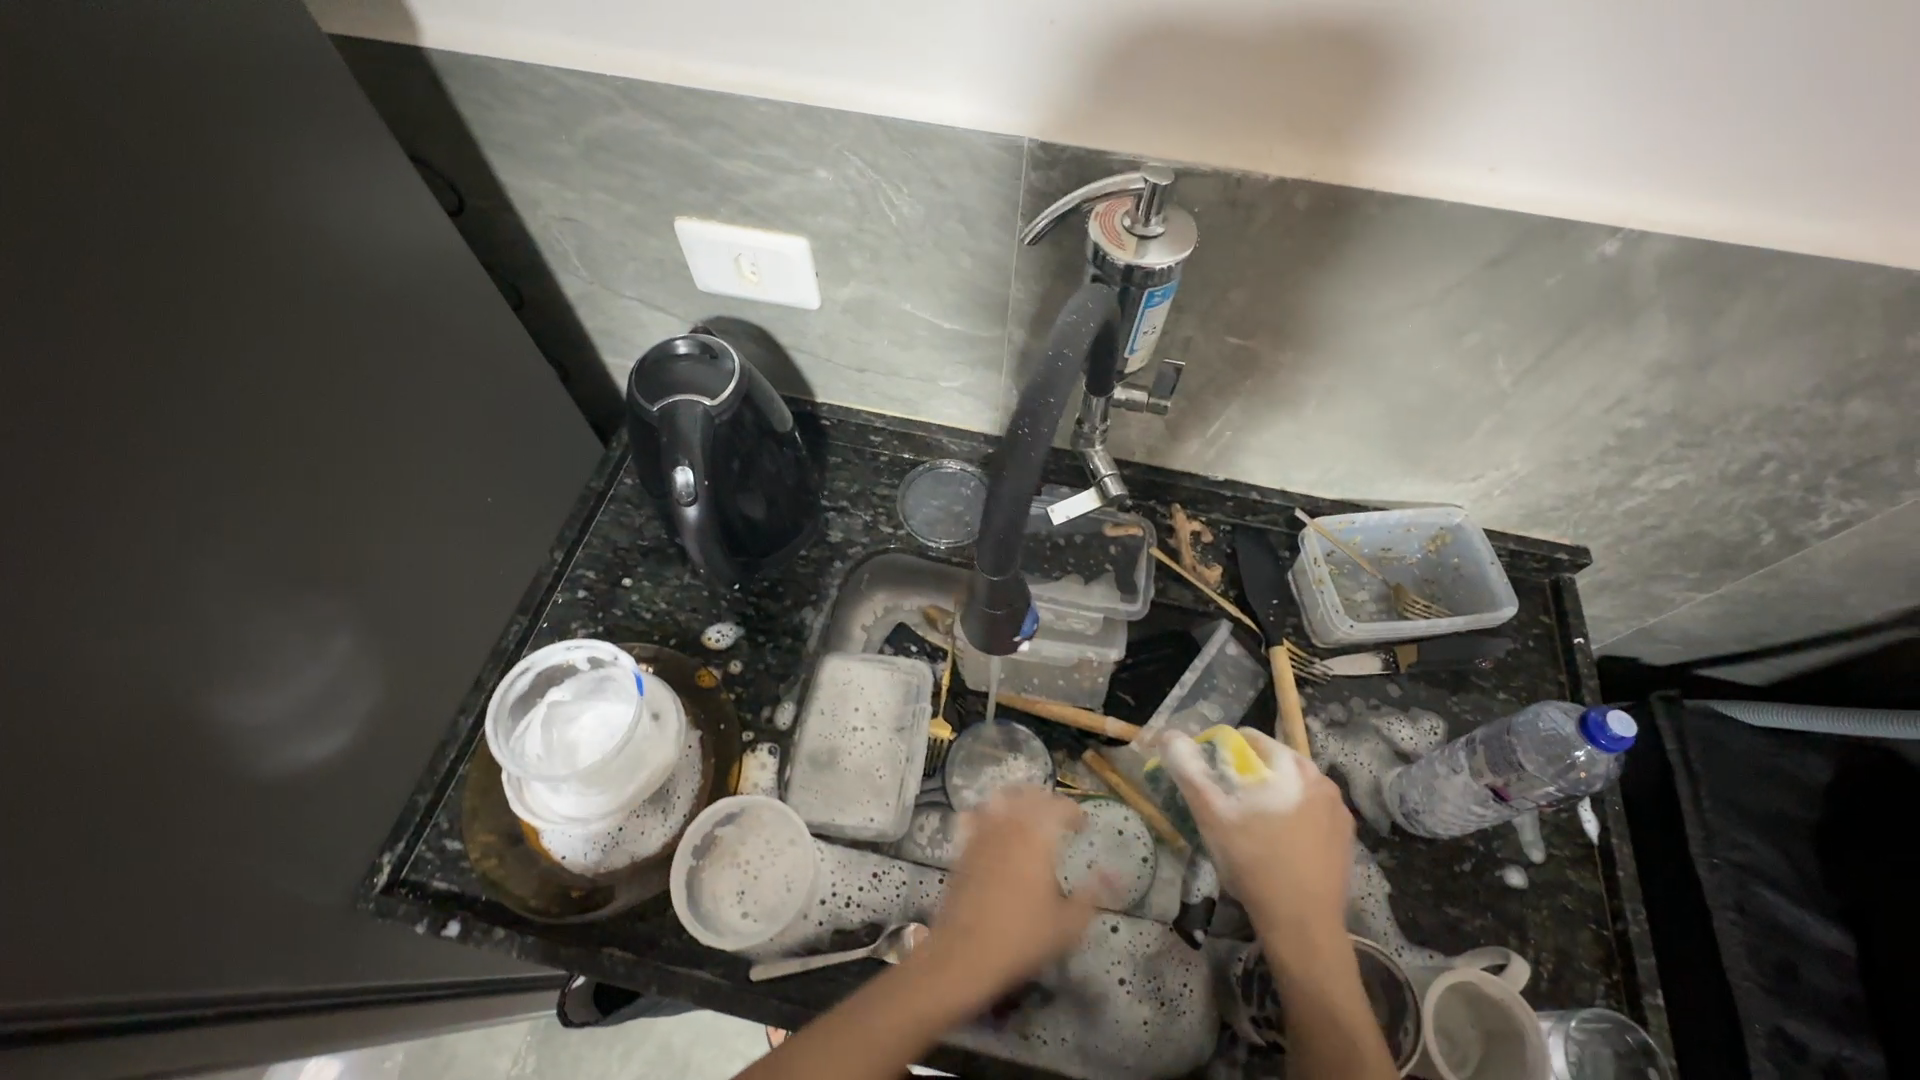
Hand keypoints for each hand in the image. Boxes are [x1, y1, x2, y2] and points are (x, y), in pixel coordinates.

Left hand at [917, 786, 1103, 1004]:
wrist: (965, 953)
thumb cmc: (1022, 938)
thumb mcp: (1068, 925)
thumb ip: (1091, 895)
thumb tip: (1112, 875)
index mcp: (1039, 839)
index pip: (1060, 806)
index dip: (1074, 811)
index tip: (1083, 825)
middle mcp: (1010, 827)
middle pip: (1028, 796)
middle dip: (1046, 801)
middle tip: (1057, 818)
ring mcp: (982, 835)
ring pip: (999, 800)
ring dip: (1015, 801)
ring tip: (1025, 815)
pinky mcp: (961, 849)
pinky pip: (973, 817)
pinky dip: (985, 815)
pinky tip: (990, 826)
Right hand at [1163, 728, 1353, 951]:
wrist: (1303, 926)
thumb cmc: (1256, 864)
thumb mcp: (1214, 816)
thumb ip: (1190, 772)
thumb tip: (1169, 736)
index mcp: (1298, 770)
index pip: (1255, 741)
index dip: (1224, 752)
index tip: (1208, 775)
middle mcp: (1326, 785)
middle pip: (1276, 766)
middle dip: (1248, 777)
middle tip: (1224, 802)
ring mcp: (1340, 816)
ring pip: (1294, 791)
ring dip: (1270, 798)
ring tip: (1246, 824)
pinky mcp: (1346, 844)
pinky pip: (1311, 817)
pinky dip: (1291, 820)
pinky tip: (1274, 845)